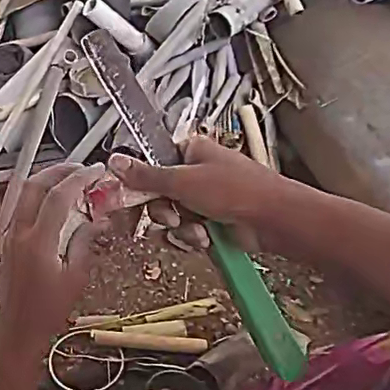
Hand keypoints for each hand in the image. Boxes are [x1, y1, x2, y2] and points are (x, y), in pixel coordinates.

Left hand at [0, 164, 110, 344]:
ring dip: (47, 180)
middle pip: (34, 185)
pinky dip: (39, 195)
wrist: (18, 328)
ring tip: (71, 180)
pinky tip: (56, 201)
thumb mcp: (76, 277)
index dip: (79, 179)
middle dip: (59, 170)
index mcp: (38, 243)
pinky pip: (21, 206)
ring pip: (24, 193)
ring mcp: (10, 235)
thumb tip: (97, 218)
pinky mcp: (9, 240)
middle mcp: (19, 234)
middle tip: (83, 170)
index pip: (58, 197)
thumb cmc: (47, 311)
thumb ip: (85, 242)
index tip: (96, 172)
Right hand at [108, 136, 291, 236]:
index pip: (150, 164)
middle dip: (163, 212)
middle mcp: (194, 173)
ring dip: (179, 228)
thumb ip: (145, 175)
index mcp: (189, 152)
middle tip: (172, 215)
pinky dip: (192, 238)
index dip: (139, 184)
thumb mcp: (183, 181)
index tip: (132, 198)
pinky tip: (206, 238)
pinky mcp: (210, 222)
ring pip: (169, 217)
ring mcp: (202, 199)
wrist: (273, 222)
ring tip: (197, 229)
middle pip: (156, 195)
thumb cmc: (238, 191)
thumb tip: (115, 162)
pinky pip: (184, 231)